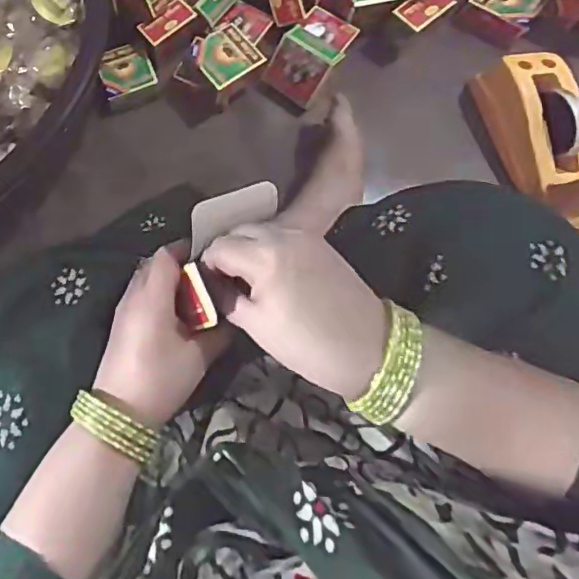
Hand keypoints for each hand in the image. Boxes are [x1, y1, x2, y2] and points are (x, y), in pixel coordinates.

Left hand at [94, 245, 231, 427]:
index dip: (187, 250)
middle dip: (179, 265)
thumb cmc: (161, 378)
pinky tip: (175, 316)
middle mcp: (134, 294)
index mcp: (153, 295)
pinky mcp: (120, 322)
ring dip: (167, 280)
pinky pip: (140, 294)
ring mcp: (123, 307)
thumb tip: (231, 317)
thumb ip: (218, 332)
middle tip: (205, 279)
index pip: (166, 255)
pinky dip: (157, 294)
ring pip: (146, 278)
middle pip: (155, 263)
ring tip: (193, 297)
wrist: (119, 411)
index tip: (209, 258)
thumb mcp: (198, 357)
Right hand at [202, 223, 388, 400]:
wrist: (372, 349)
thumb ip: (229, 300)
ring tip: (245, 277)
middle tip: (223, 281)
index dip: (207, 265)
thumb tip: (212, 286)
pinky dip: (267, 247)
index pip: (218, 246)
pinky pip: (281, 234)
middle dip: (226, 251)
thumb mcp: (259, 328)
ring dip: (246, 247)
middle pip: (238, 231)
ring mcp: (303, 235)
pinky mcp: (319, 242)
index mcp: (264, 256)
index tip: (206, 285)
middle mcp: (282, 234)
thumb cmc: (310, 346)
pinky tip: (269, 272)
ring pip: (260, 229)